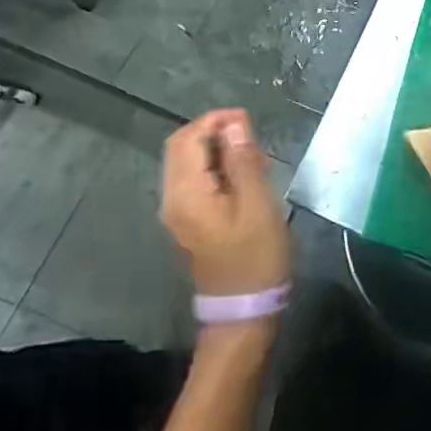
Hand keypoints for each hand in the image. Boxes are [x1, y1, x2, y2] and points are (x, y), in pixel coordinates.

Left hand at [160, 109, 289, 298]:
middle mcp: (172, 199)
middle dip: (214, 132)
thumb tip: (235, 124)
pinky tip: (244, 176)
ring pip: (188, 163)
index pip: (188, 139)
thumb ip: (243, 161)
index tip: (249, 122)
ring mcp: (178, 212)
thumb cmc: (255, 256)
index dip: (215, 121)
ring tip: (254, 157)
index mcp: (186, 193)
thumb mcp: (258, 204)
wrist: (244, 309)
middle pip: (181, 148)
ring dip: (217, 150)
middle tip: (252, 138)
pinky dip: (216, 168)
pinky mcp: (189, 220)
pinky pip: (195, 180)